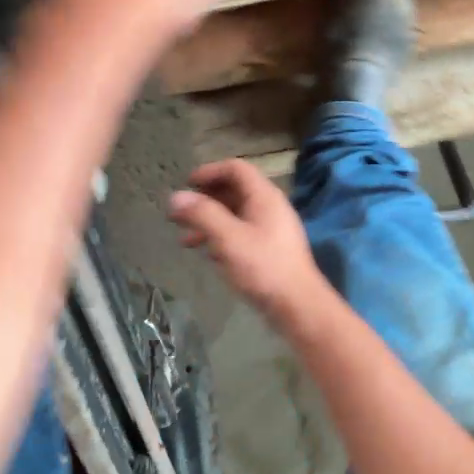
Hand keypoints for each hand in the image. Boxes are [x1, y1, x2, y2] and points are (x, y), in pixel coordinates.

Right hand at [169, 160, 331, 329]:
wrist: (298, 305)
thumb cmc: (263, 267)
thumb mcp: (229, 239)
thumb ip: (203, 215)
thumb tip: (175, 196)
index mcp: (264, 196)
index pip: (236, 168)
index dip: (210, 171)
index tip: (187, 184)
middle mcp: (270, 206)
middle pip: (234, 191)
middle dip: (206, 199)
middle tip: (180, 212)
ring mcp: (272, 228)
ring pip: (236, 215)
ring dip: (210, 221)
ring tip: (185, 239)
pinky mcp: (270, 248)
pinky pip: (242, 232)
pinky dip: (222, 237)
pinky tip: (207, 254)